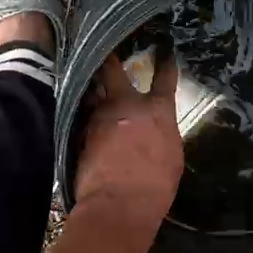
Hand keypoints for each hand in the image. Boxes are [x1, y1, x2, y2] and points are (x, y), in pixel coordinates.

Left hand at [72, 54, 182, 234]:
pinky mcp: (80, 134)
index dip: (165, 62)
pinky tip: (82, 112)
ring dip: (92, 85)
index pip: (164, 79)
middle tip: (106, 47)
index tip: (165, 50)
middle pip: (114, 70)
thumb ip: (162, 133)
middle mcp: (127, 105)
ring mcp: (100, 117)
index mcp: (157, 110)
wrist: (118, 205)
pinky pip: (82, 115)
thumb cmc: (156, 185)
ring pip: (93, 90)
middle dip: (110, 58)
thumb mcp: (172, 156)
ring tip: (89, 77)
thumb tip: (155, 129)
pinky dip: (84, 112)